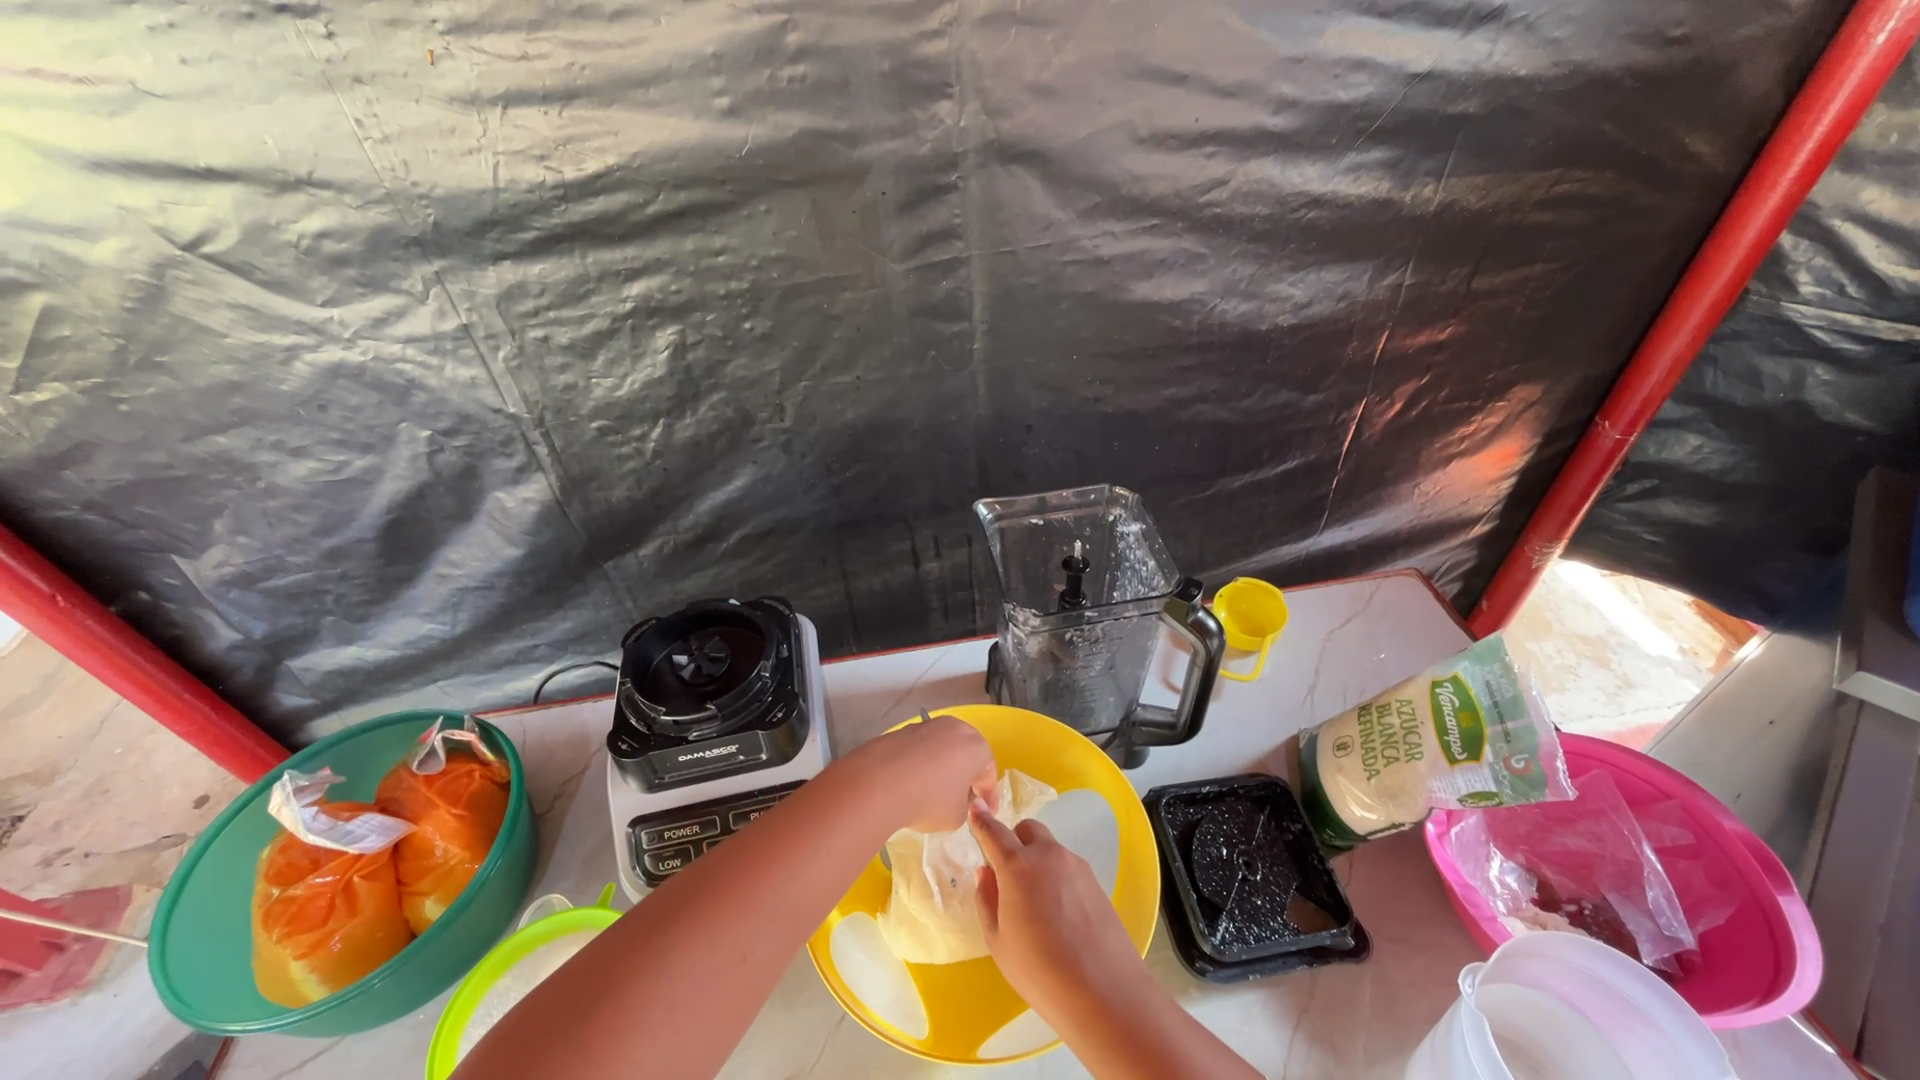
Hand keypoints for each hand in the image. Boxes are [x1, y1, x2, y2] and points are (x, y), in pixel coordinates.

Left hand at [850, 713, 997, 832]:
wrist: (879, 783)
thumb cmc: (929, 800)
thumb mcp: (956, 816)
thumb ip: (964, 806)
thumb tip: (955, 799)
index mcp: (977, 747)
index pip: (988, 774)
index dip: (988, 796)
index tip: (988, 811)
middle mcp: (955, 729)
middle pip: (966, 754)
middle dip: (966, 774)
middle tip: (964, 796)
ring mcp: (927, 726)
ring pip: (941, 749)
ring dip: (941, 767)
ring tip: (934, 789)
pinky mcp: (901, 731)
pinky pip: (919, 750)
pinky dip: (919, 764)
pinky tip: (911, 783)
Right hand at [970, 805, 1148, 1021]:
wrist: (1103, 991)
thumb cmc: (1039, 970)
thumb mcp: (998, 941)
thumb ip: (986, 900)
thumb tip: (987, 873)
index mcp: (1017, 866)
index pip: (994, 832)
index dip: (982, 820)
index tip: (975, 807)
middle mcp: (1048, 856)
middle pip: (1027, 830)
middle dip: (1014, 841)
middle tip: (1008, 875)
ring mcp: (1077, 866)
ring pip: (1050, 849)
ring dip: (1037, 860)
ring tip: (1036, 905)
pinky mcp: (1096, 882)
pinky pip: (1068, 868)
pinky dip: (1057, 877)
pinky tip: (1059, 915)